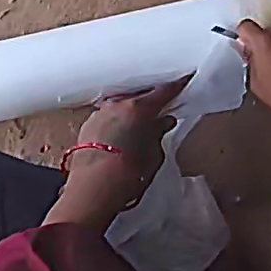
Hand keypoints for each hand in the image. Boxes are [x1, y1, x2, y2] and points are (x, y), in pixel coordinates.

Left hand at [44, 78, 188, 229]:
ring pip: (120, 105)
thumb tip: (163, 122)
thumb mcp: (153, 155)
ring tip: (141, 120)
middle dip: (151, 101)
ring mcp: (99, 113)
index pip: (162, 92)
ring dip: (131, 111)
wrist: (92, 189)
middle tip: (163, 107)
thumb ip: (158, 134)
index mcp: (137, 108)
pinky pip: (107, 117)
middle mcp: (116, 105)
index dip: (175, 87)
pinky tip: (121, 130)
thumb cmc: (128, 174)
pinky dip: (117, 120)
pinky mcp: (87, 126)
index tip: (183, 82)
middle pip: (138, 96)